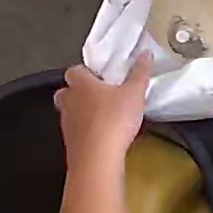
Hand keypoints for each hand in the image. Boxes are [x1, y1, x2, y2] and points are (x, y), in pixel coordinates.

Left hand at [56, 55, 151, 170]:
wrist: (97, 158)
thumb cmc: (113, 120)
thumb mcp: (135, 92)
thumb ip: (140, 72)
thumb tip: (145, 54)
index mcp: (81, 84)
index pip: (76, 70)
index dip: (87, 71)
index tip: (102, 74)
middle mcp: (69, 101)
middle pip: (68, 91)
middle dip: (81, 91)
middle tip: (101, 94)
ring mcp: (67, 123)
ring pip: (71, 111)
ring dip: (84, 111)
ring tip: (106, 115)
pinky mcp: (71, 142)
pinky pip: (77, 130)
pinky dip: (87, 130)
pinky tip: (104, 134)